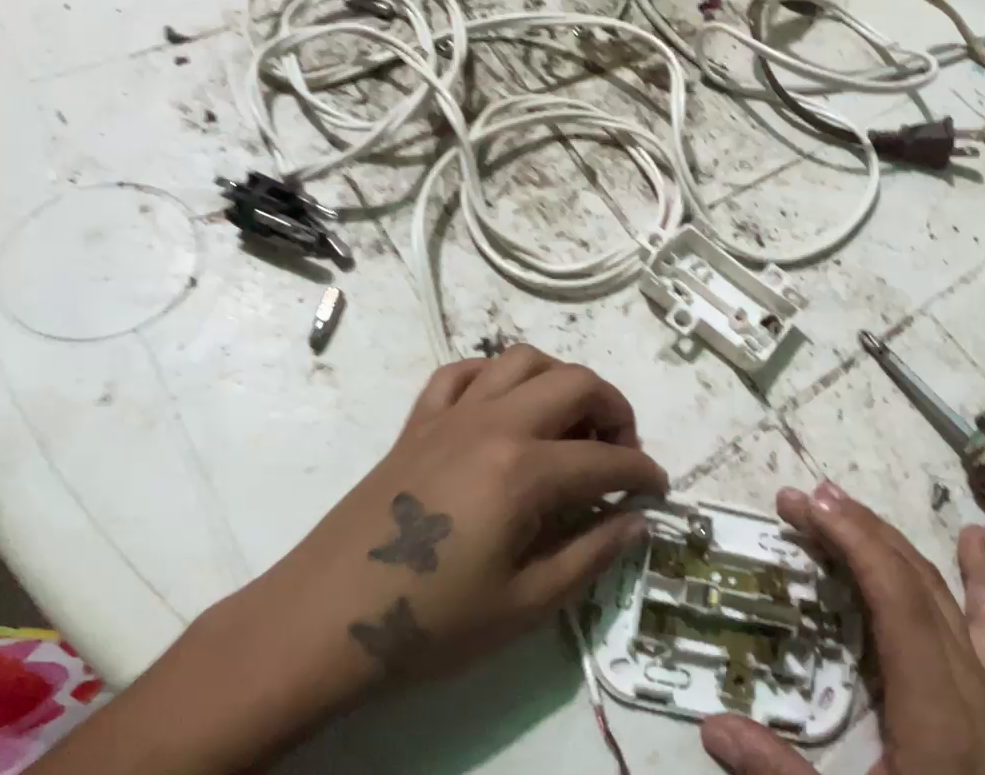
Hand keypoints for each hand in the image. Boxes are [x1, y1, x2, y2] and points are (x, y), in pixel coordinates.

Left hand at [234, 344, 667, 697]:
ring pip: (521, 361)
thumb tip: (637, 522)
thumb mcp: (524, 605)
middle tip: (619, 454)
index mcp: (523, 469)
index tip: (659, 493)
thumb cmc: (430, 622)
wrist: (325, 619)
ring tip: (570, 424)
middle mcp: (493, 423)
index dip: (643, 475)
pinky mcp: (417, 423)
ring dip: (561, 381)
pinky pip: (463, 373)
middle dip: (615, 411)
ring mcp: (451, 416)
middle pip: (575, 384)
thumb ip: (590, 555)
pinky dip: (495, 377)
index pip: (606, 460)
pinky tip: (504, 409)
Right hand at [700, 482, 984, 774]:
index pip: (896, 600)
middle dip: (857, 533)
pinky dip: (981, 578)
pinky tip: (974, 536)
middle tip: (802, 501)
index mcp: (936, 713)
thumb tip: (713, 724)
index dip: (853, 544)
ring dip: (896, 545)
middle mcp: (971, 689)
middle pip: (914, 584)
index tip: (809, 507)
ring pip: (945, 596)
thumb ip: (780, 774)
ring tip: (849, 506)